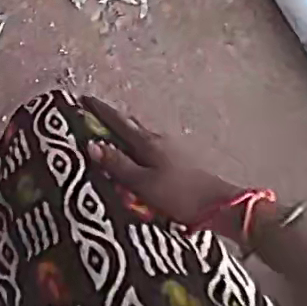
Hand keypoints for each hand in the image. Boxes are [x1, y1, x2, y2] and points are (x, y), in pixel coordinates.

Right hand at [81, 96, 245, 233]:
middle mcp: (157, 140)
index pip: (117, 120)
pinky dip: (137, 145)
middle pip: (130, 124)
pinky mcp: (179, 161)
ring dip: (125, 132)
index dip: (99, 110)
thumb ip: (117, 164)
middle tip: (93, 117)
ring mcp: (171, 149)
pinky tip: (138, 156)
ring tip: (112, 137)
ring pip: (141, 135)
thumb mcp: (142, 183)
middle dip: (111, 118)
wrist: (223, 206)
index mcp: (146, 142)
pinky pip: (150, 146)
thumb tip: (91, 144)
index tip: (83, 98)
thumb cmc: (179, 195)